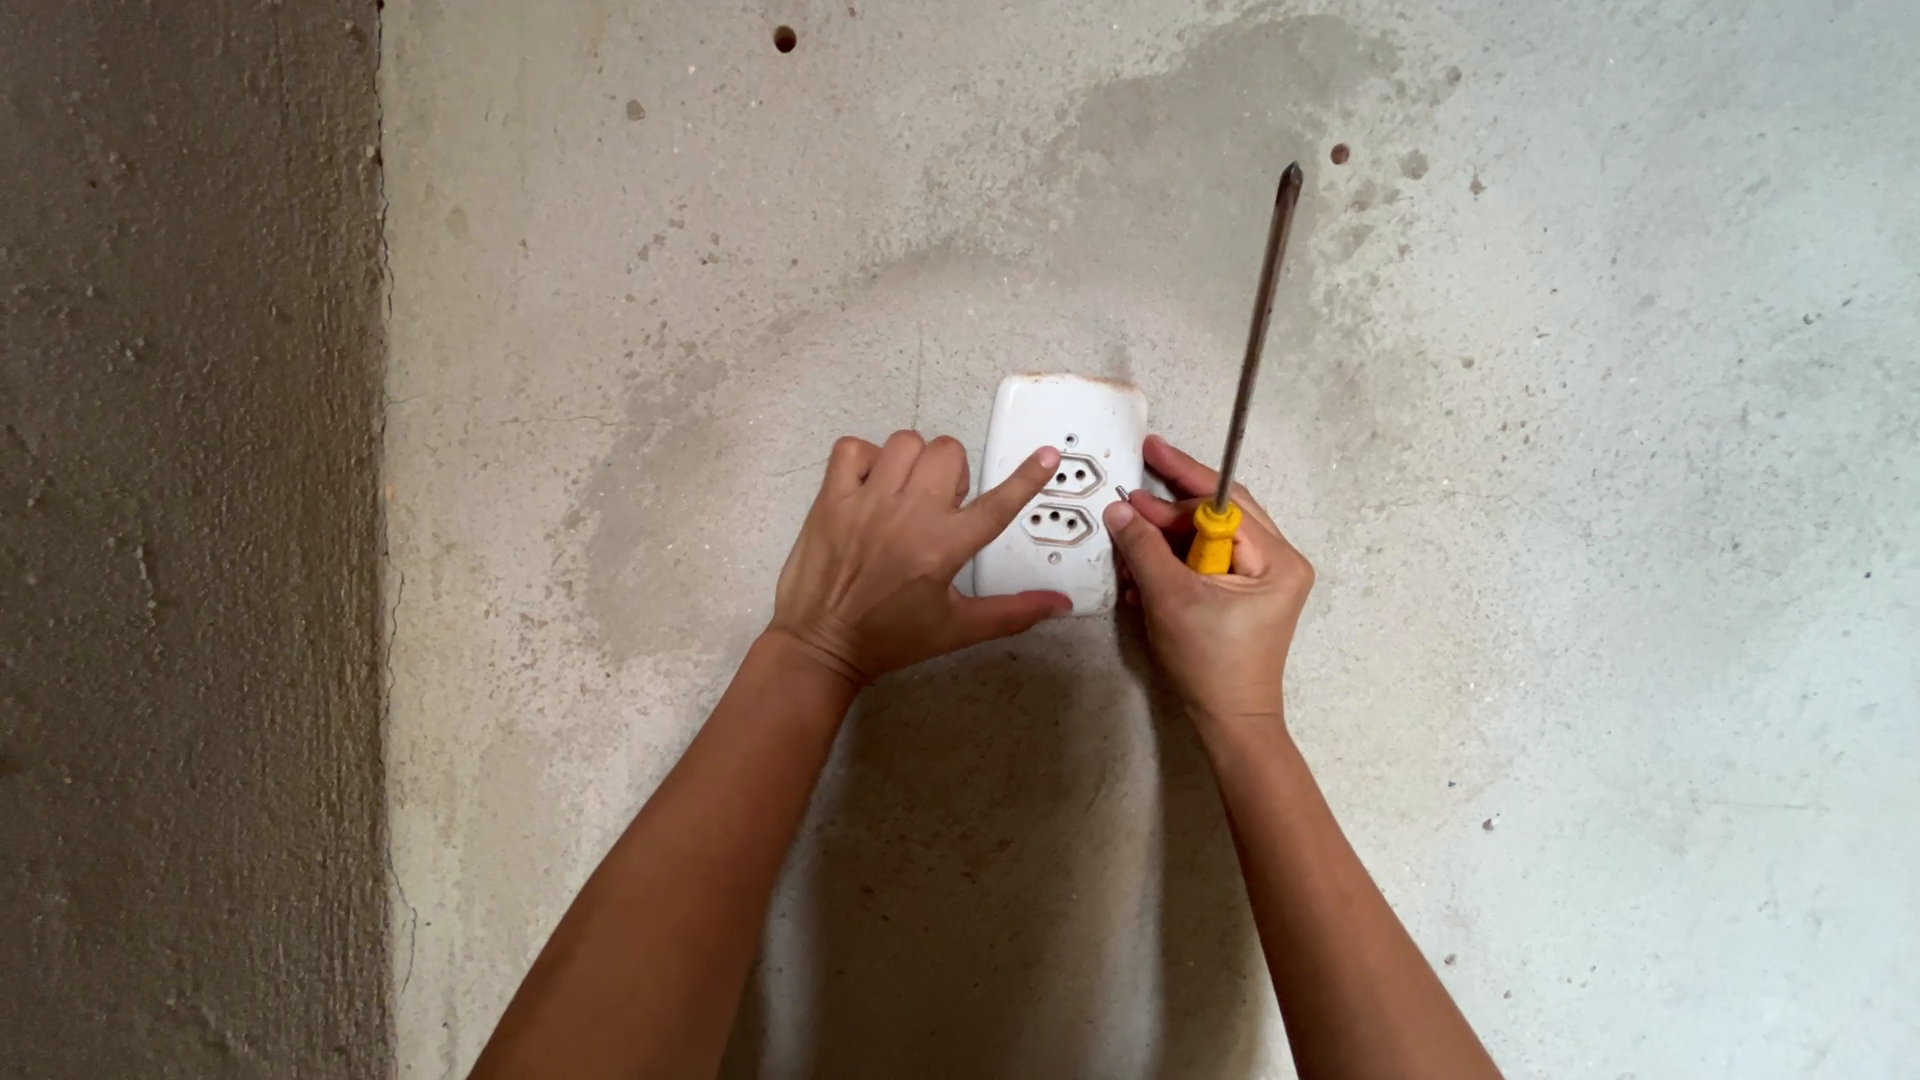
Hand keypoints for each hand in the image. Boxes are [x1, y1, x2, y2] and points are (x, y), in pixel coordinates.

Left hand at [769, 431, 1071, 684]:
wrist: (820, 647)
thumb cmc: (890, 640)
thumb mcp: (958, 629)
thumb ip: (1013, 612)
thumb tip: (1060, 605)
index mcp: (943, 547)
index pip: (996, 505)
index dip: (1026, 478)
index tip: (1046, 455)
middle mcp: (908, 515)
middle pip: (947, 452)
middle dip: (953, 472)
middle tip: (941, 504)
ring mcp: (866, 502)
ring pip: (904, 443)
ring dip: (913, 461)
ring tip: (905, 492)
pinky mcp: (831, 499)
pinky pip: (852, 449)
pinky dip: (865, 458)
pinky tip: (869, 485)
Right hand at [1103, 434, 1313, 731]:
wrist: (1229, 719)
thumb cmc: (1210, 663)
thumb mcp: (1170, 598)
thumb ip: (1143, 548)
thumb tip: (1119, 509)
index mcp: (1276, 559)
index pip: (1223, 501)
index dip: (1181, 477)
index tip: (1150, 452)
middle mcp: (1277, 562)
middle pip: (1216, 514)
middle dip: (1168, 512)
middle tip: (1128, 504)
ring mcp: (1261, 579)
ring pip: (1205, 539)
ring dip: (1164, 542)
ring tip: (1130, 547)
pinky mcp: (1242, 595)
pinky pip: (1203, 563)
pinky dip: (1172, 564)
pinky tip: (1143, 576)